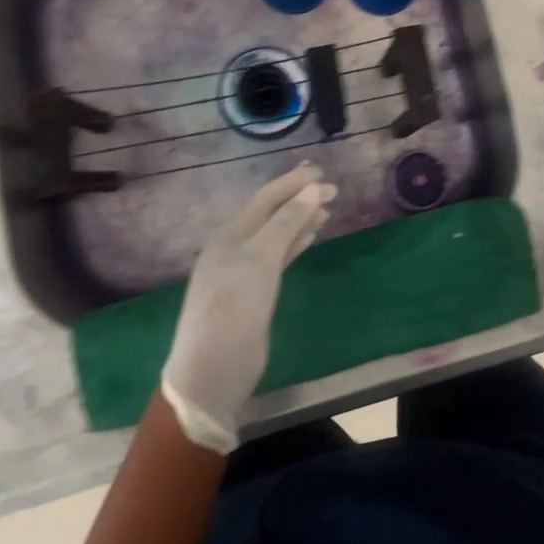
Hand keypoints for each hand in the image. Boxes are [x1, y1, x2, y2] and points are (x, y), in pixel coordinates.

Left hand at [160, 163, 335, 453]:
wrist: (212, 371)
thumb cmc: (233, 309)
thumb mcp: (260, 261)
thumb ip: (285, 224)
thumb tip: (311, 189)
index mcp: (229, 235)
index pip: (265, 199)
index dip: (293, 183)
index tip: (322, 172)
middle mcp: (234, 248)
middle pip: (270, 215)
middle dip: (298, 199)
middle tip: (331, 188)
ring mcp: (243, 272)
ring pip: (276, 236)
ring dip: (299, 221)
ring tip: (326, 209)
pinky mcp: (254, 294)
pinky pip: (278, 257)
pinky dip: (295, 244)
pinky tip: (311, 237)